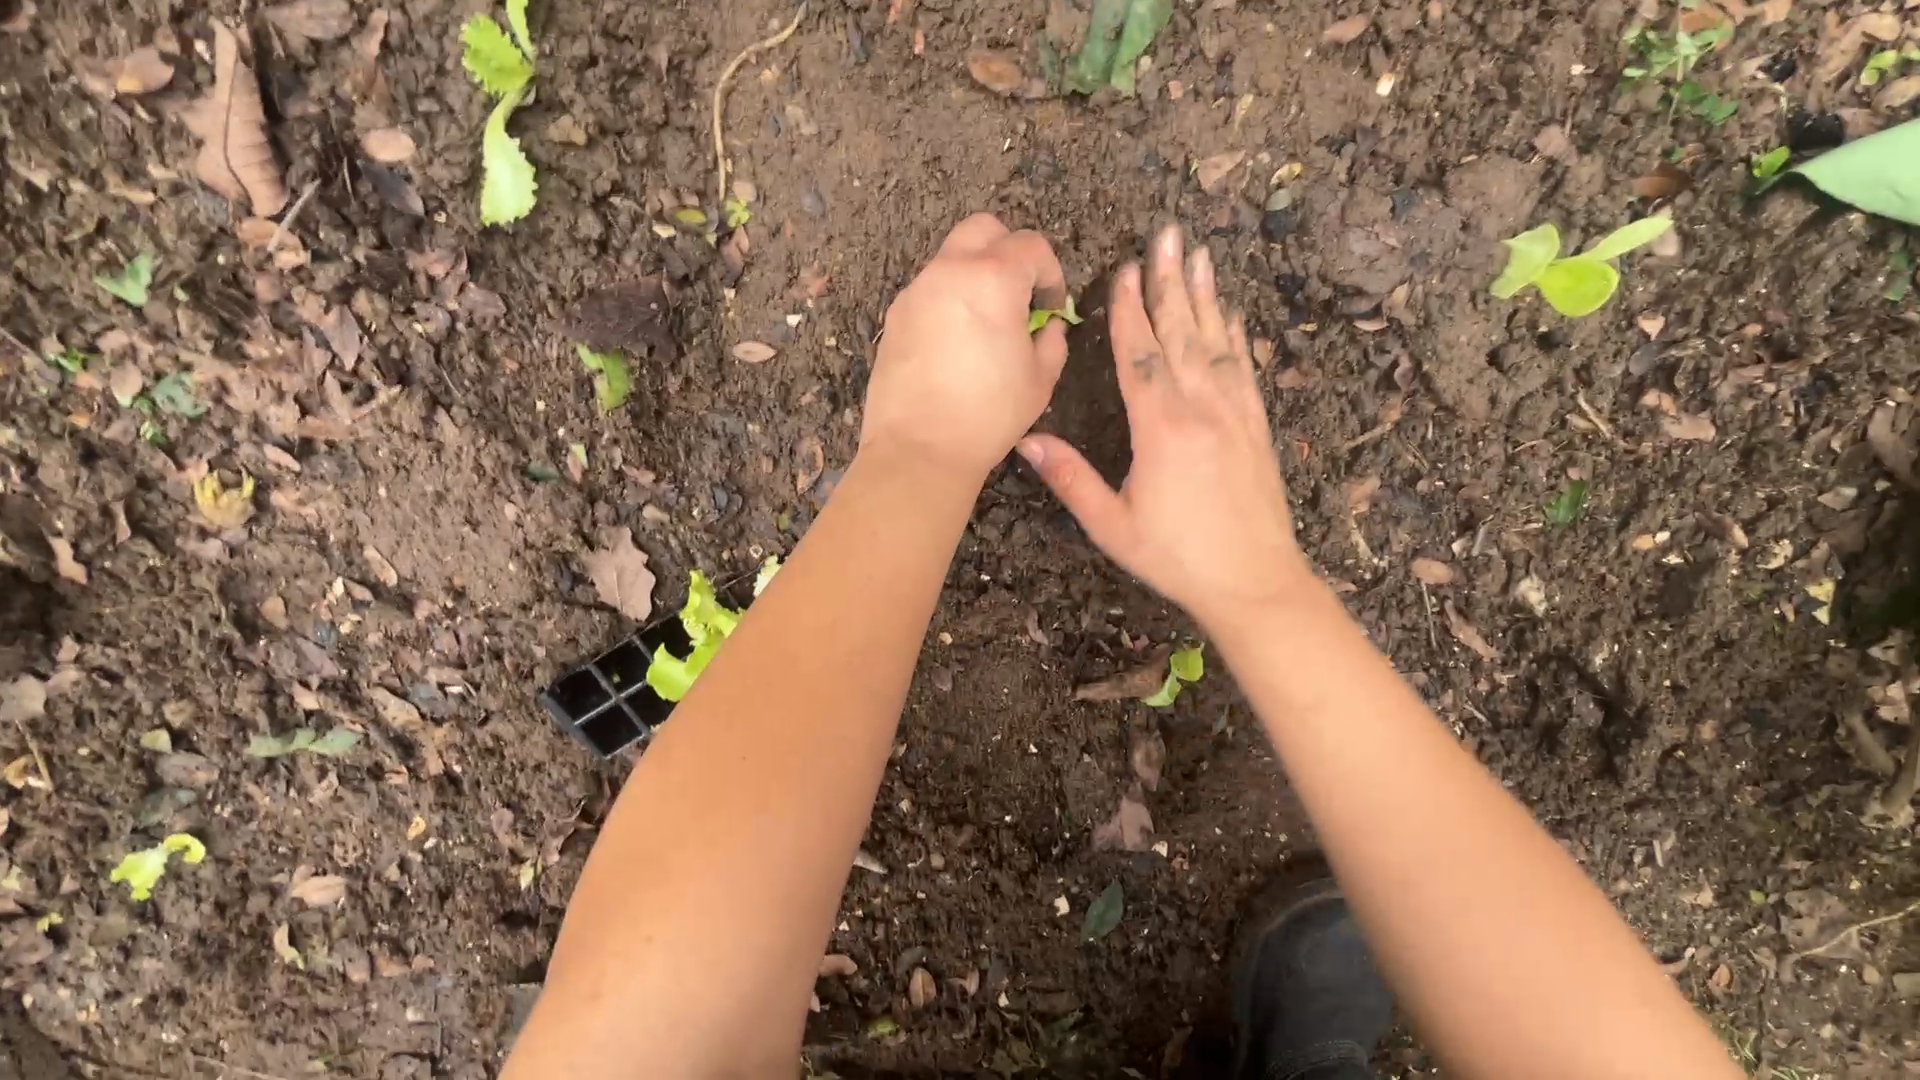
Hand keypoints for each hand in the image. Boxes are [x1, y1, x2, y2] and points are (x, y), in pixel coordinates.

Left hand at [860, 214, 1070, 480]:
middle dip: (1008, 251)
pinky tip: (955, 343)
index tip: (1050, 306)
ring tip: (985, 324)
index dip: (1050, 272)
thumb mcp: (1040, 379)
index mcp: (993, 279)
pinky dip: (948, 299)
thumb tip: (1047, 325)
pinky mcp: (896, 316)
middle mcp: (950, 272)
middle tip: (1018, 295)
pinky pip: (929, 290)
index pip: (1031, 245)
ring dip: (975, 275)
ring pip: (951, 258)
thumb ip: (1051, 340)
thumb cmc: (988, 415)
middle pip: (983, 229)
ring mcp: (916, 291)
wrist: (919, 447)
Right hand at [1019, 226, 1311, 630]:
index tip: (1123, 270)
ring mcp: (1236, 416)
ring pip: (1218, 343)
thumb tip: (1026, 440)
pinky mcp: (1257, 429)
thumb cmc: (1176, 558)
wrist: (1254, 582)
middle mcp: (1203, 410)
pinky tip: (1232, 315)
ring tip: (1200, 254)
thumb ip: (1070, 479)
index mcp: (1162, 430)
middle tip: (1168, 233)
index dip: (1130, 311)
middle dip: (1171, 281)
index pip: (1141, 356)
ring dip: (1206, 296)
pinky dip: (1236, 338)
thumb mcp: (1112, 526)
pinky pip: (1245, 372)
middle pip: (1183, 334)